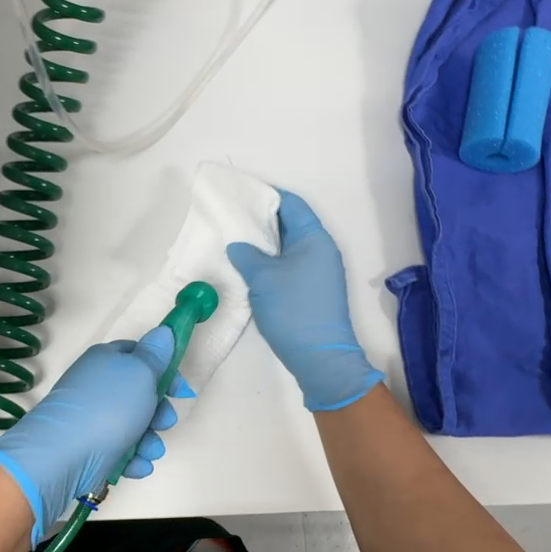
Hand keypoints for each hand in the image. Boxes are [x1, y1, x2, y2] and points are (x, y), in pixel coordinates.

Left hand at [0, 327, 189, 544]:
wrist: (62, 454)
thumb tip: (164, 332)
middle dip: (159, 412)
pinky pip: (121, 451)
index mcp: (106, 360)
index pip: (139, 356)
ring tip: (149, 452)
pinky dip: (132, 459)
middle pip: (140, 395)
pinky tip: (136, 466)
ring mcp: (92, 418)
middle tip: (164, 422)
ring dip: (149, 441)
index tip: (182, 392)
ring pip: (135, 427)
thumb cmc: (108, 407)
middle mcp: (98, 386)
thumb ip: (155, 355)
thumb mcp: (139, 373)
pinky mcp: (91, 448)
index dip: (165, 371)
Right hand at [227, 189, 383, 411]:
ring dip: (263, 242)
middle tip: (230, 217)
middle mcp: (320, 249)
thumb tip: (238, 245)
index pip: (291, 204)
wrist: (319, 356)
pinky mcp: (311, 288)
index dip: (266, 196)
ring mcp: (317, 270)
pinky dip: (268, 260)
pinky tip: (247, 266)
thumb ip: (247, 256)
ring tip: (233, 240)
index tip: (239, 195)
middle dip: (261, 219)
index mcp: (314, 238)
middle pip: (289, 223)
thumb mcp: (263, 278)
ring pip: (287, 245)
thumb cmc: (293, 309)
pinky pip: (288, 263)